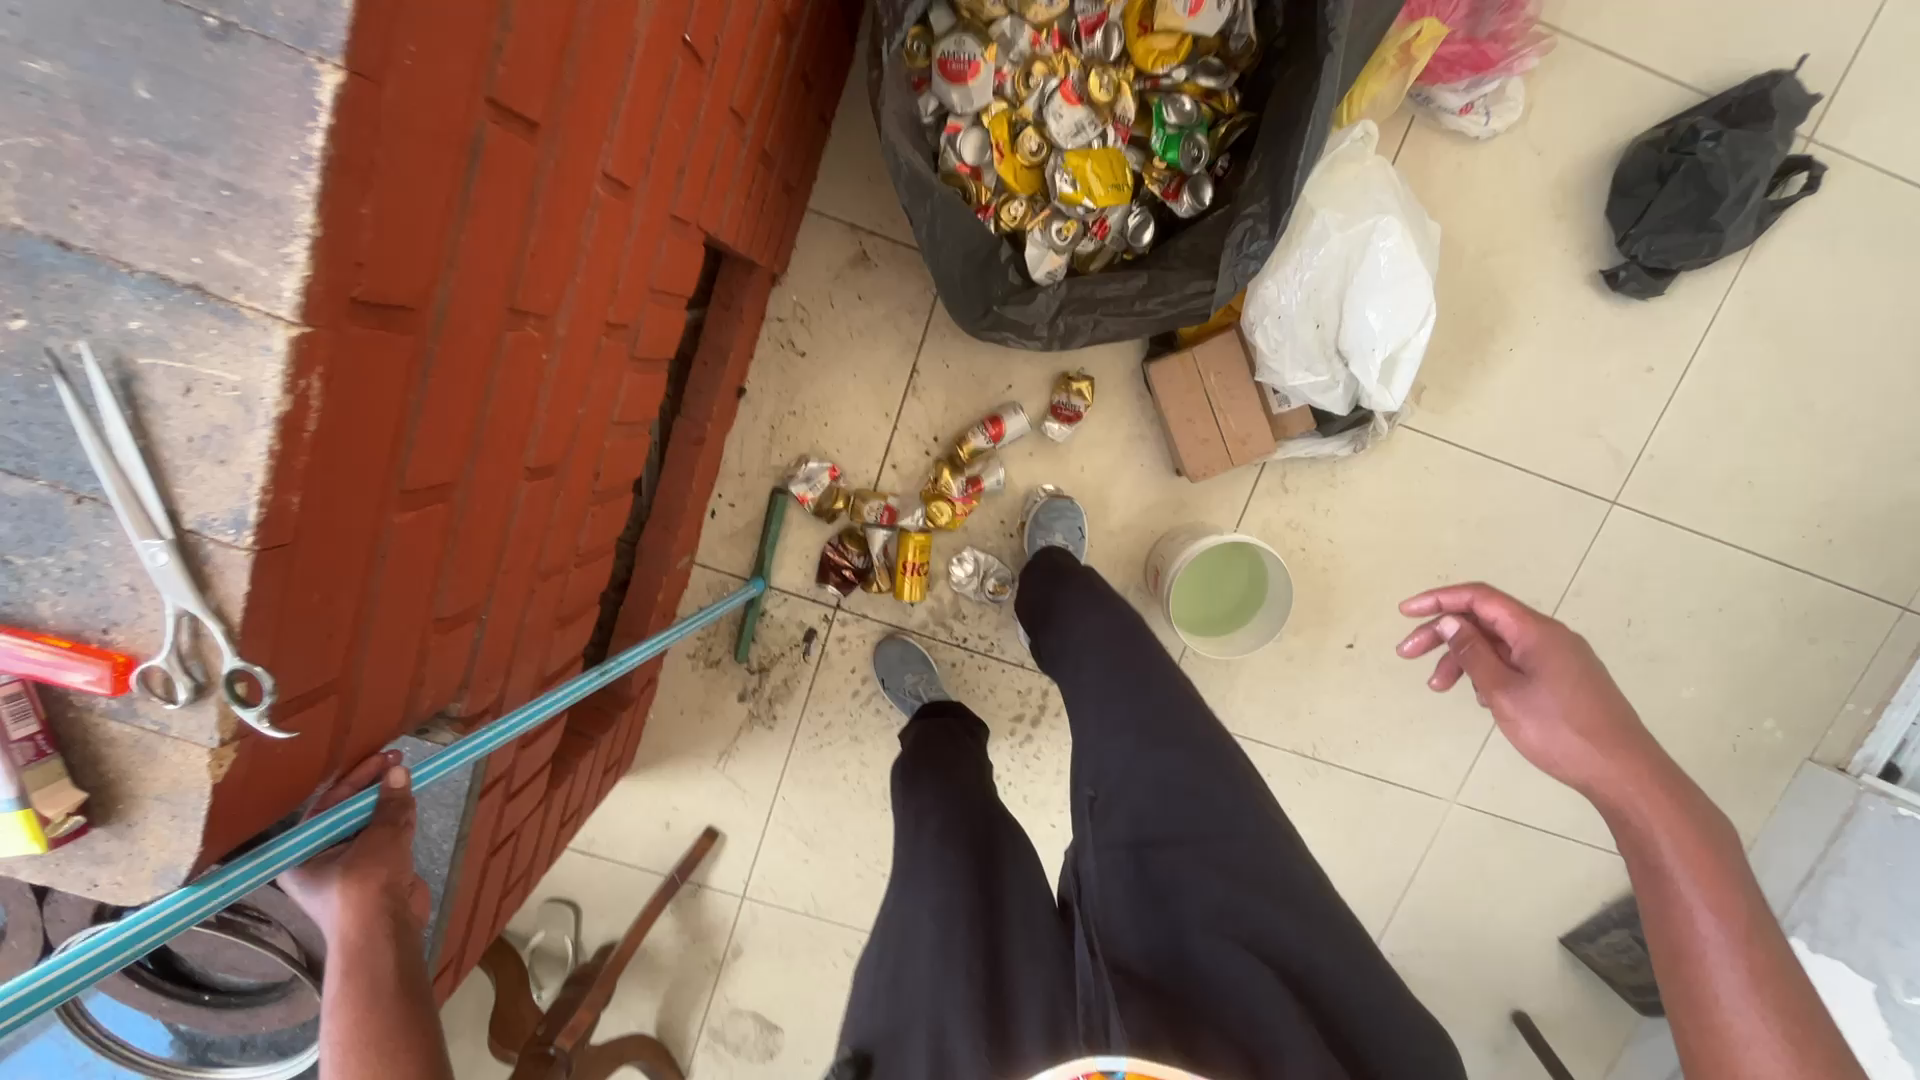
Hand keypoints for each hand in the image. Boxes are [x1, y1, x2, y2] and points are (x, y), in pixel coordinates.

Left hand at [279, 750, 430, 942]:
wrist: (385, 932)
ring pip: (371, 826)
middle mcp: (322, 859)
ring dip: (390, 804)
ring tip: (409, 782)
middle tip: (399, 764)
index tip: (384, 758)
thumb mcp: (380, 837)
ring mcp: (352, 867)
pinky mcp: (378, 874)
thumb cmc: (366, 885)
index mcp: (304, 854)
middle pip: (349, 814)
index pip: (328, 805)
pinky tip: (412, 808)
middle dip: (375, 790)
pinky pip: (387, 840)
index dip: (357, 779)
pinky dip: (400, 823)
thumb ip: (390, 804)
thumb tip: (398, 771)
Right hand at [1396, 582, 1667, 802]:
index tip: (1405, 612)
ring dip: (1462, 659)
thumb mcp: (1502, 691)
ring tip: (1438, 688)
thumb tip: (1450, 621)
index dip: (1438, 599)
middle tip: (1407, 655)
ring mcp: (1557, 657)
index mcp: (1535, 631)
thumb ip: (1472, 652)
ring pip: (1496, 644)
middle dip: (1442, 634)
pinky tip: (1479, 697)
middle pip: (1484, 620)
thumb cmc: (1558, 730)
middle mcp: (1548, 636)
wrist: (1623, 772)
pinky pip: (1513, 661)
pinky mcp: (1561, 678)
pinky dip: (1487, 671)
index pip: (1479, 598)